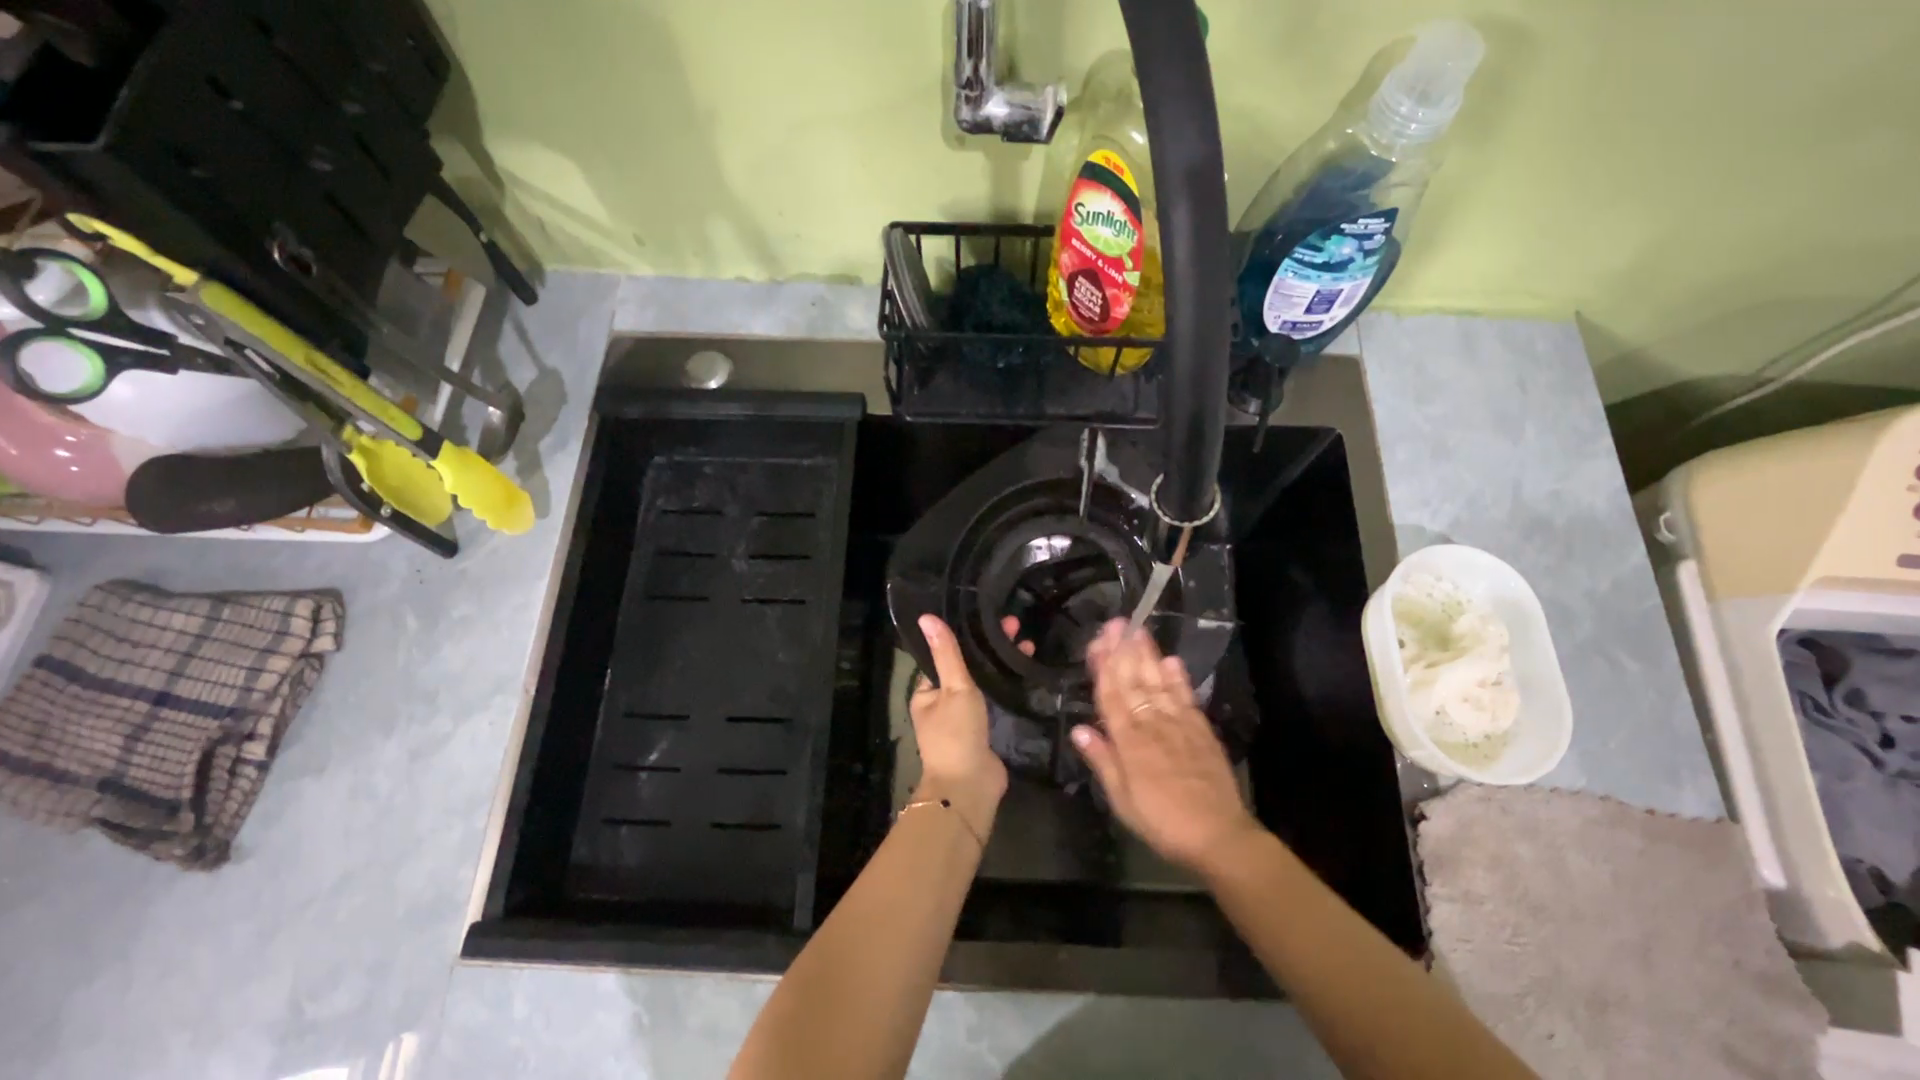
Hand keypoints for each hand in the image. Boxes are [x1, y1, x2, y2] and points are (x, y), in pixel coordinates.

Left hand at [910, 615, 1008, 838]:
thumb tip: (926, 618)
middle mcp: (943, 705)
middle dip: (990, 649)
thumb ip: (946, 653)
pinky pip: (995, 702)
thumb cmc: (956, 733)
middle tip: (1018, 628)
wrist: (970, 785)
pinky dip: (1008, 687)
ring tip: (1028, 645)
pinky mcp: (984, 732)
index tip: (991, 619)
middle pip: (967, 669)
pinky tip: (1026, 673)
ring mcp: (964, 719)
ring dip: (1002, 666)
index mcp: (926, 693)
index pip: (945, 657)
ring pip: (984, 684)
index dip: (967, 637)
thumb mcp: (953, 687)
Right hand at [1072, 619, 1263, 874]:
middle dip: (1123, 651)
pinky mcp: (1202, 731)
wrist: (1217, 834)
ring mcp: (1181, 726)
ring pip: (1159, 683)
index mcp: (1130, 743)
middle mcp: (1154, 726)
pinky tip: (1171, 660)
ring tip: (1138, 630)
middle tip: (1116, 622)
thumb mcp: (1122, 800)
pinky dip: (1178, 678)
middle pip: (1135, 682)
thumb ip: (1103, 761)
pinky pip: (1187, 698)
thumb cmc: (1161, 822)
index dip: (1104, 667)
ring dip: (1148, 655)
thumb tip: (1080, 728)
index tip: (1097, 641)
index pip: (1112, 697)